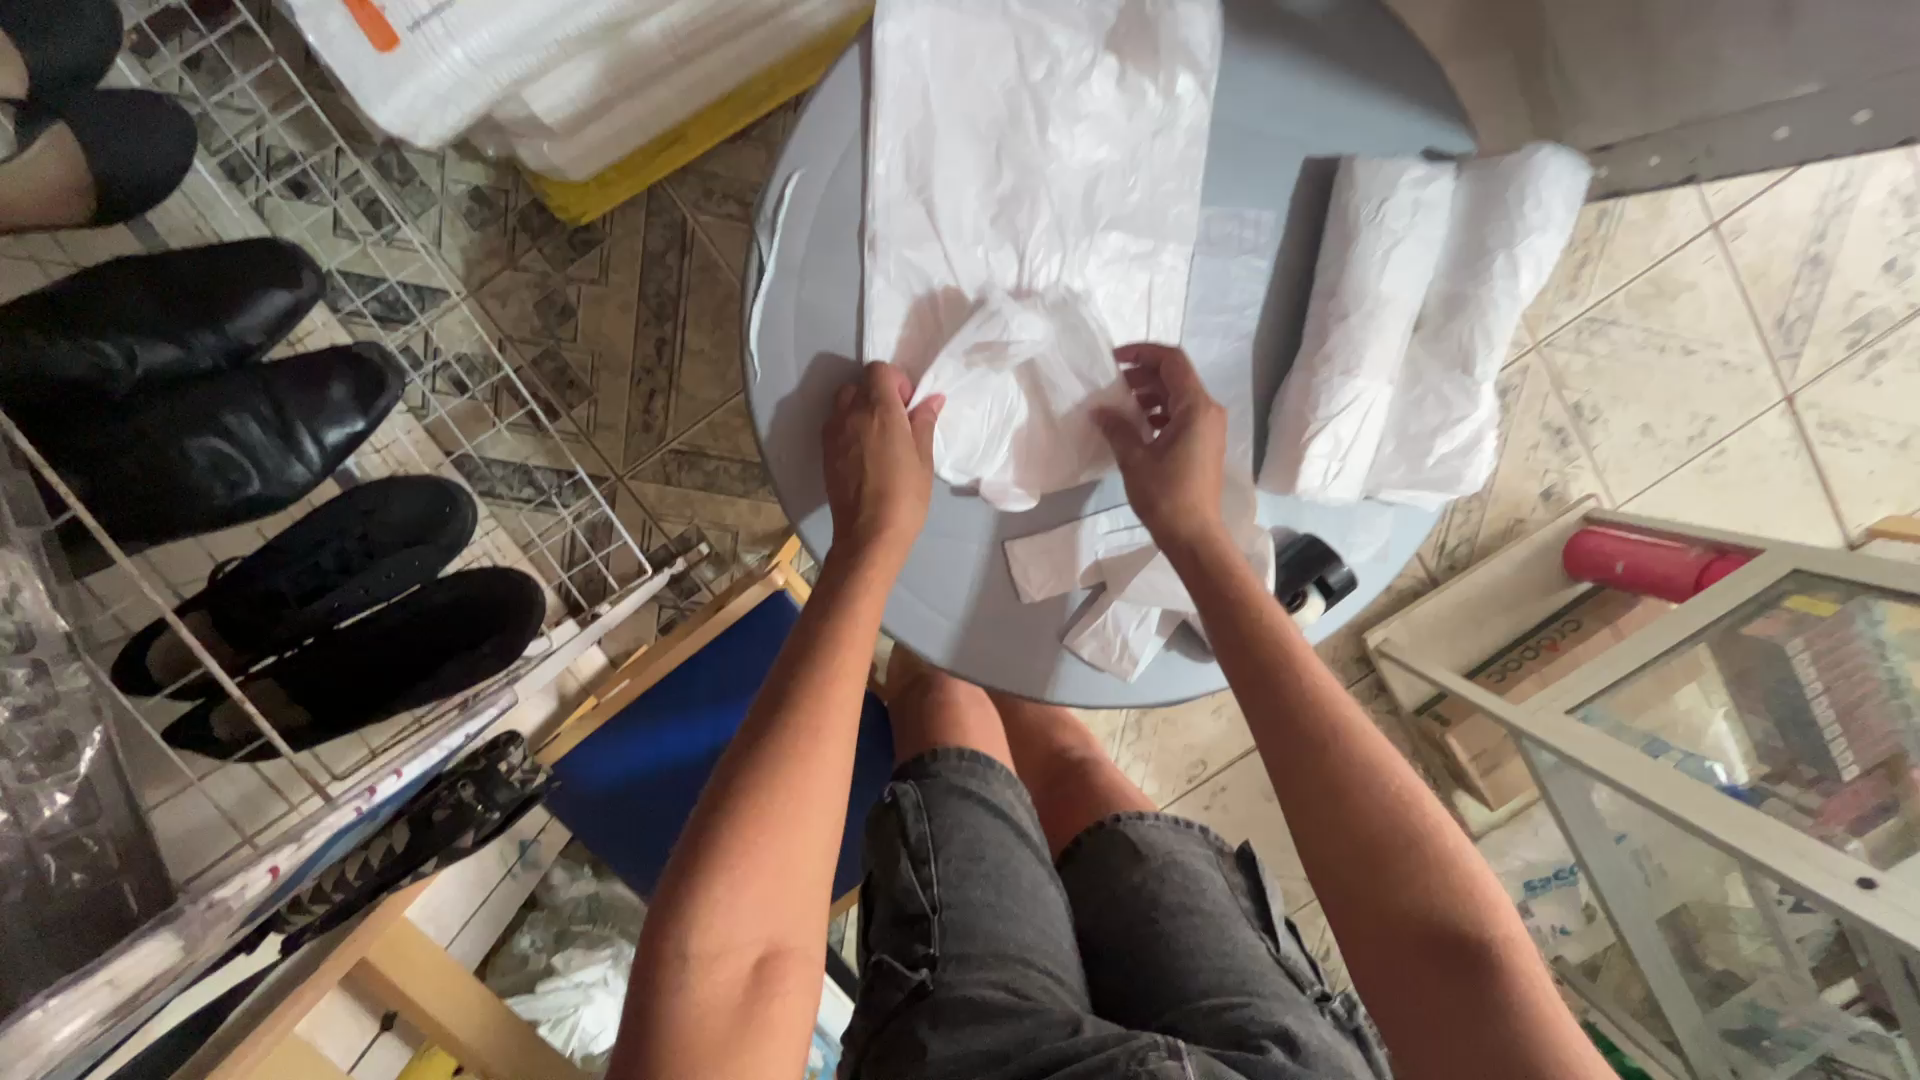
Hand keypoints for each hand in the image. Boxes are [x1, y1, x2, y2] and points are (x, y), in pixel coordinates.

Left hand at [821, 361, 943, 565]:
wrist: (869, 534)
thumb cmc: (905, 497)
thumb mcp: (923, 459)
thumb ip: (923, 423)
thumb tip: (931, 399)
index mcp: (879, 411)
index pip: (879, 370)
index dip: (896, 381)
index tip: (908, 405)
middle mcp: (851, 414)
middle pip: (859, 384)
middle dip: (877, 393)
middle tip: (896, 420)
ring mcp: (833, 433)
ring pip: (843, 402)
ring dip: (860, 408)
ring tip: (878, 435)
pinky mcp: (825, 451)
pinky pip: (835, 424)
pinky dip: (849, 426)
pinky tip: (865, 452)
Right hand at [1093, 343, 1228, 557]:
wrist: (1194, 535)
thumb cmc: (1165, 496)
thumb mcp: (1134, 459)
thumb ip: (1116, 427)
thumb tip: (1098, 410)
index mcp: (1196, 407)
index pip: (1171, 361)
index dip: (1142, 353)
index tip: (1114, 360)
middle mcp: (1208, 410)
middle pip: (1175, 376)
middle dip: (1142, 375)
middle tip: (1112, 386)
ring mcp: (1209, 427)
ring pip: (1177, 395)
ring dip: (1149, 395)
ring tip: (1120, 407)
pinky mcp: (1204, 443)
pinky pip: (1181, 414)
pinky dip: (1158, 412)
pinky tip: (1136, 426)